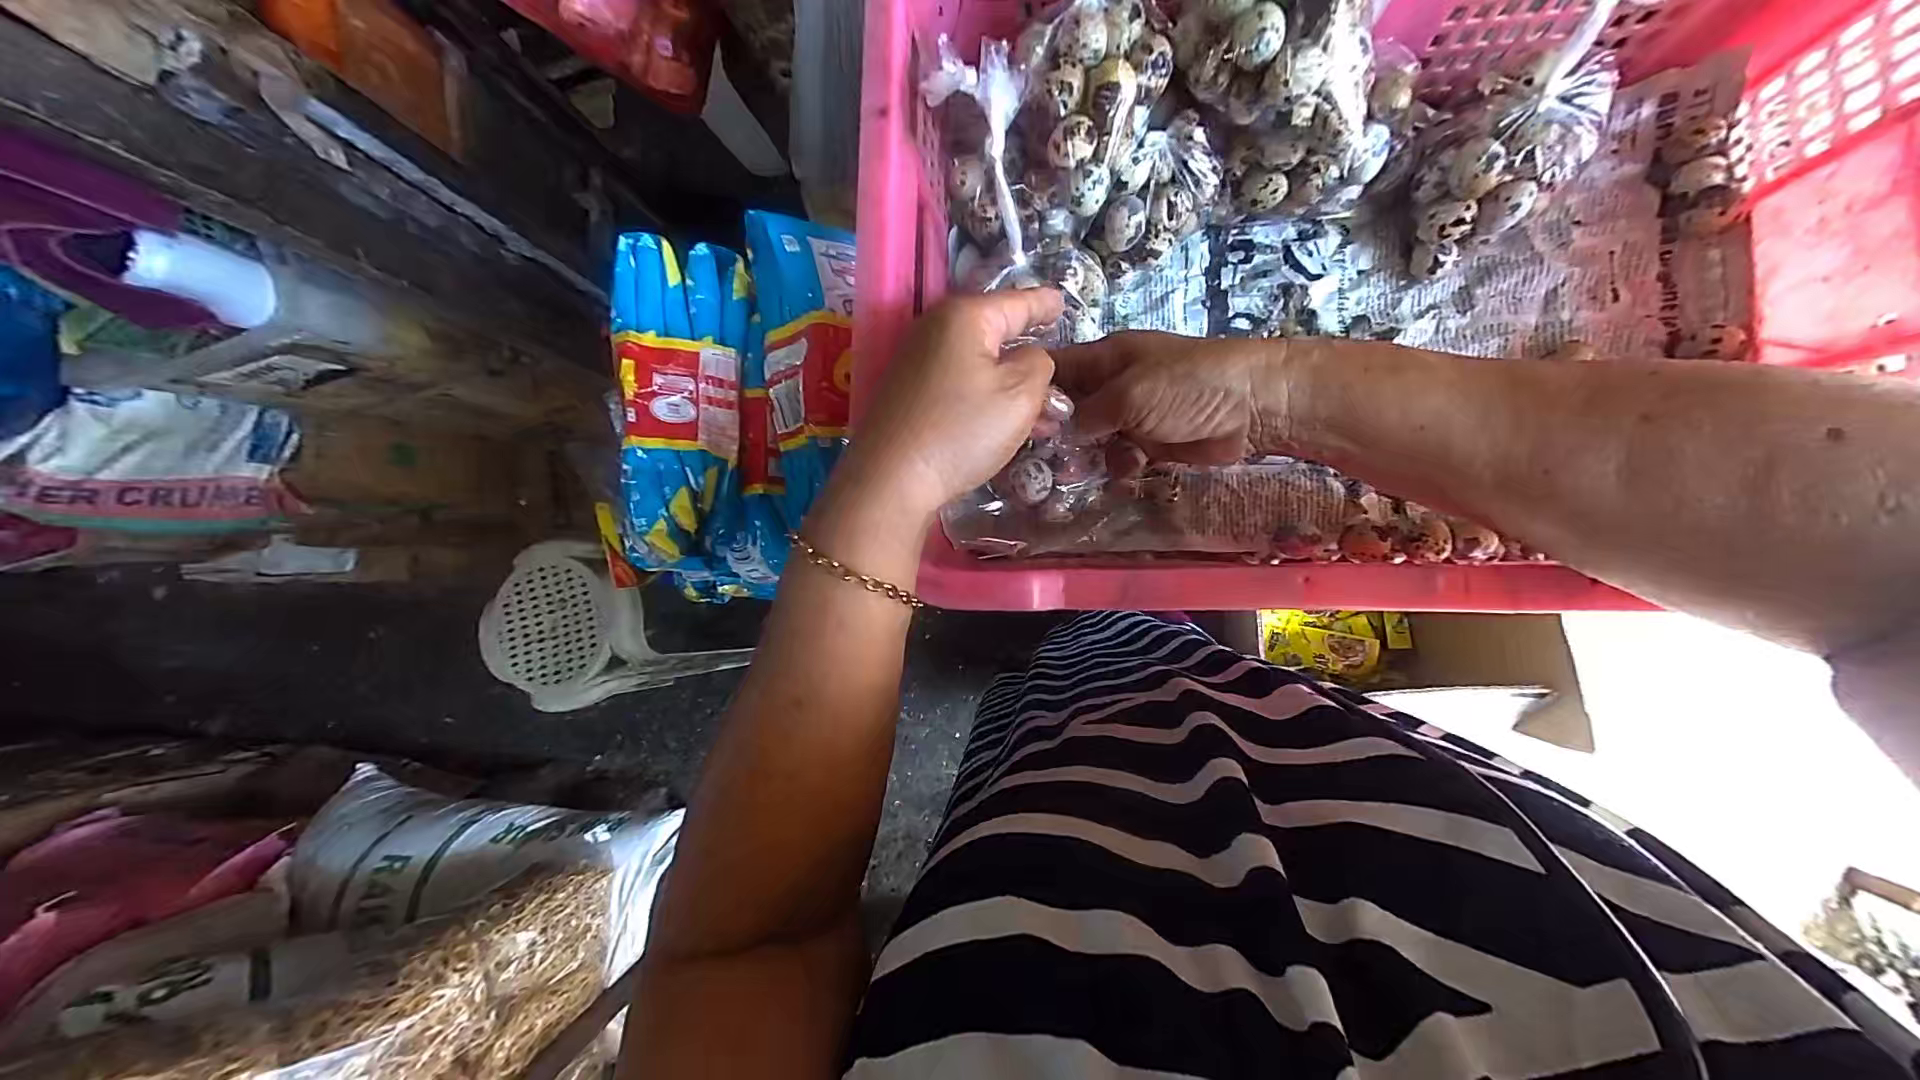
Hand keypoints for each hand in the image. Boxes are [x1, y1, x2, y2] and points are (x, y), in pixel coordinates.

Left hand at [838, 289, 1063, 518]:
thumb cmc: (960, 431)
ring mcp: (916, 362)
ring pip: (979, 365)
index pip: (1018, 301)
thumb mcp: (1020, 395)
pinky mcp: (908, 394)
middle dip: (1030, 356)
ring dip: (1011, 387)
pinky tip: (1005, 425)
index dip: (1044, 303)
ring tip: (1044, 416)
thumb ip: (1039, 364)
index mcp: (965, 317)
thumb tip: (1031, 358)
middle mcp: (935, 329)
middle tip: (1061, 375)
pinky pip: (959, 385)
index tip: (1062, 301)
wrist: (890, 480)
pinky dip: (986, 399)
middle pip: (995, 334)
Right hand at [1052, 331, 1288, 474]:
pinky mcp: (1151, 442)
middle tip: (1036, 461)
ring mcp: (1133, 414)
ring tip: (1077, 477)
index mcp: (1106, 358)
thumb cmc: (1188, 385)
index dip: (1033, 390)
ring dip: (1086, 457)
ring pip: (1093, 438)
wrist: (1254, 406)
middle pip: (1071, 408)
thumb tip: (1062, 431)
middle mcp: (1114, 384)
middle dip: (1057, 433)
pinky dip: (1118, 469)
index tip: (1013, 420)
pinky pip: (1120, 457)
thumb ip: (1089, 413)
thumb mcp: (1130, 394)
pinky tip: (1122, 478)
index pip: (1056, 368)